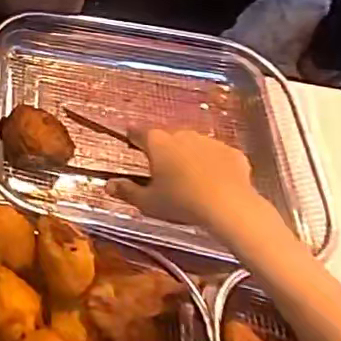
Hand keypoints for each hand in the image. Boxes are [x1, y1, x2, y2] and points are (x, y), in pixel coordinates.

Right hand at [106, 127, 259, 230]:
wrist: (230, 207)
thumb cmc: (182, 202)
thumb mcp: (149, 202)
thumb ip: (127, 191)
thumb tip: (108, 185)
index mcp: (157, 142)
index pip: (138, 133)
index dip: (133, 138)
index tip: (131, 143)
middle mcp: (181, 134)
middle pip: (168, 139)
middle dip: (165, 151)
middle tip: (165, 172)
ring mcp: (209, 142)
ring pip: (194, 146)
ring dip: (191, 157)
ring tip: (192, 180)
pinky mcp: (232, 153)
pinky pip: (219, 156)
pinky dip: (216, 165)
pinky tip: (217, 183)